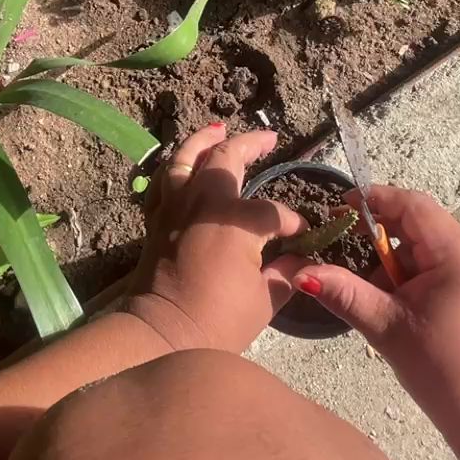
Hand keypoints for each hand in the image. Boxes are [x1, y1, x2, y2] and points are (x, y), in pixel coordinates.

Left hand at [118, 122, 307, 351]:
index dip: (292, 222)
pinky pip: (163, 179)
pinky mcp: (156, 217)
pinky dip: (175, 165)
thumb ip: (286, 273)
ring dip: (205, 138)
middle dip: (251, 145)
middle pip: (227, 158)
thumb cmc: (216, 322)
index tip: (304, 234)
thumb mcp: (264, 301)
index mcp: (236, 221)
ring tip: (219, 126)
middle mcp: (204, 202)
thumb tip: (303, 261)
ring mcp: (175, 205)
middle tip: (269, 139)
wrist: (159, 334)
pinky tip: (183, 162)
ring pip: (187, 156)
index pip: (273, 212)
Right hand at [294, 185, 459, 450]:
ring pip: (424, 244)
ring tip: (370, 289)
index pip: (411, 203)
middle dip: (378, 229)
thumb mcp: (387, 328)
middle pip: (418, 220)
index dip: (373, 199)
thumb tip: (299, 272)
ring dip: (393, 256)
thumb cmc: (445, 372)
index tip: (338, 208)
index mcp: (455, 252)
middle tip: (344, 243)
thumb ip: (344, 293)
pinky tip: (393, 302)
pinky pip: (436, 263)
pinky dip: (409, 272)